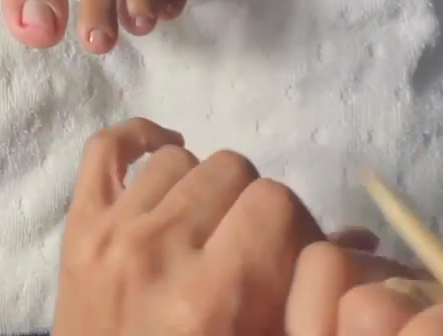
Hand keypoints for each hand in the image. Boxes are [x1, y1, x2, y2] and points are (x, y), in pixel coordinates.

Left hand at [55, 120, 360, 335]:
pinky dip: (138, 138)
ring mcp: (110, 229)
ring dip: (202, 184)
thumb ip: (311, 303)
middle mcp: (158, 250)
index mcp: (212, 298)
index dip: (297, 224)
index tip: (295, 252)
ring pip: (177, 157)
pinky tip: (164, 152)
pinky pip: (105, 146)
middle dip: (252, 202)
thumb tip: (365, 239)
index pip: (275, 204)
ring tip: (210, 221)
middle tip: (252, 240)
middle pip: (230, 170)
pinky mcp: (78, 221)